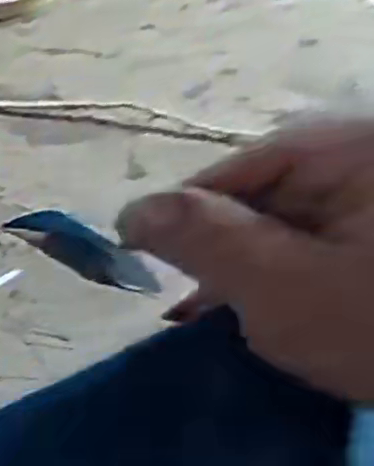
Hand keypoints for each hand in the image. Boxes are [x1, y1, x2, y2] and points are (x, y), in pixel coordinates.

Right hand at [116, 118, 373, 400]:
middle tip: (186, 290)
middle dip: (221, 236)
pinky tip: (262, 305)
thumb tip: (133, 210)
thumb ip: (202, 240)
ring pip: (303, 214)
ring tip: (215, 309)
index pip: (265, 156)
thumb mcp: (277, 285)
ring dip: (246, 260)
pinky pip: (332, 238)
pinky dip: (285, 269)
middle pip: (286, 183)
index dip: (192, 200)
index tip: (142, 251)